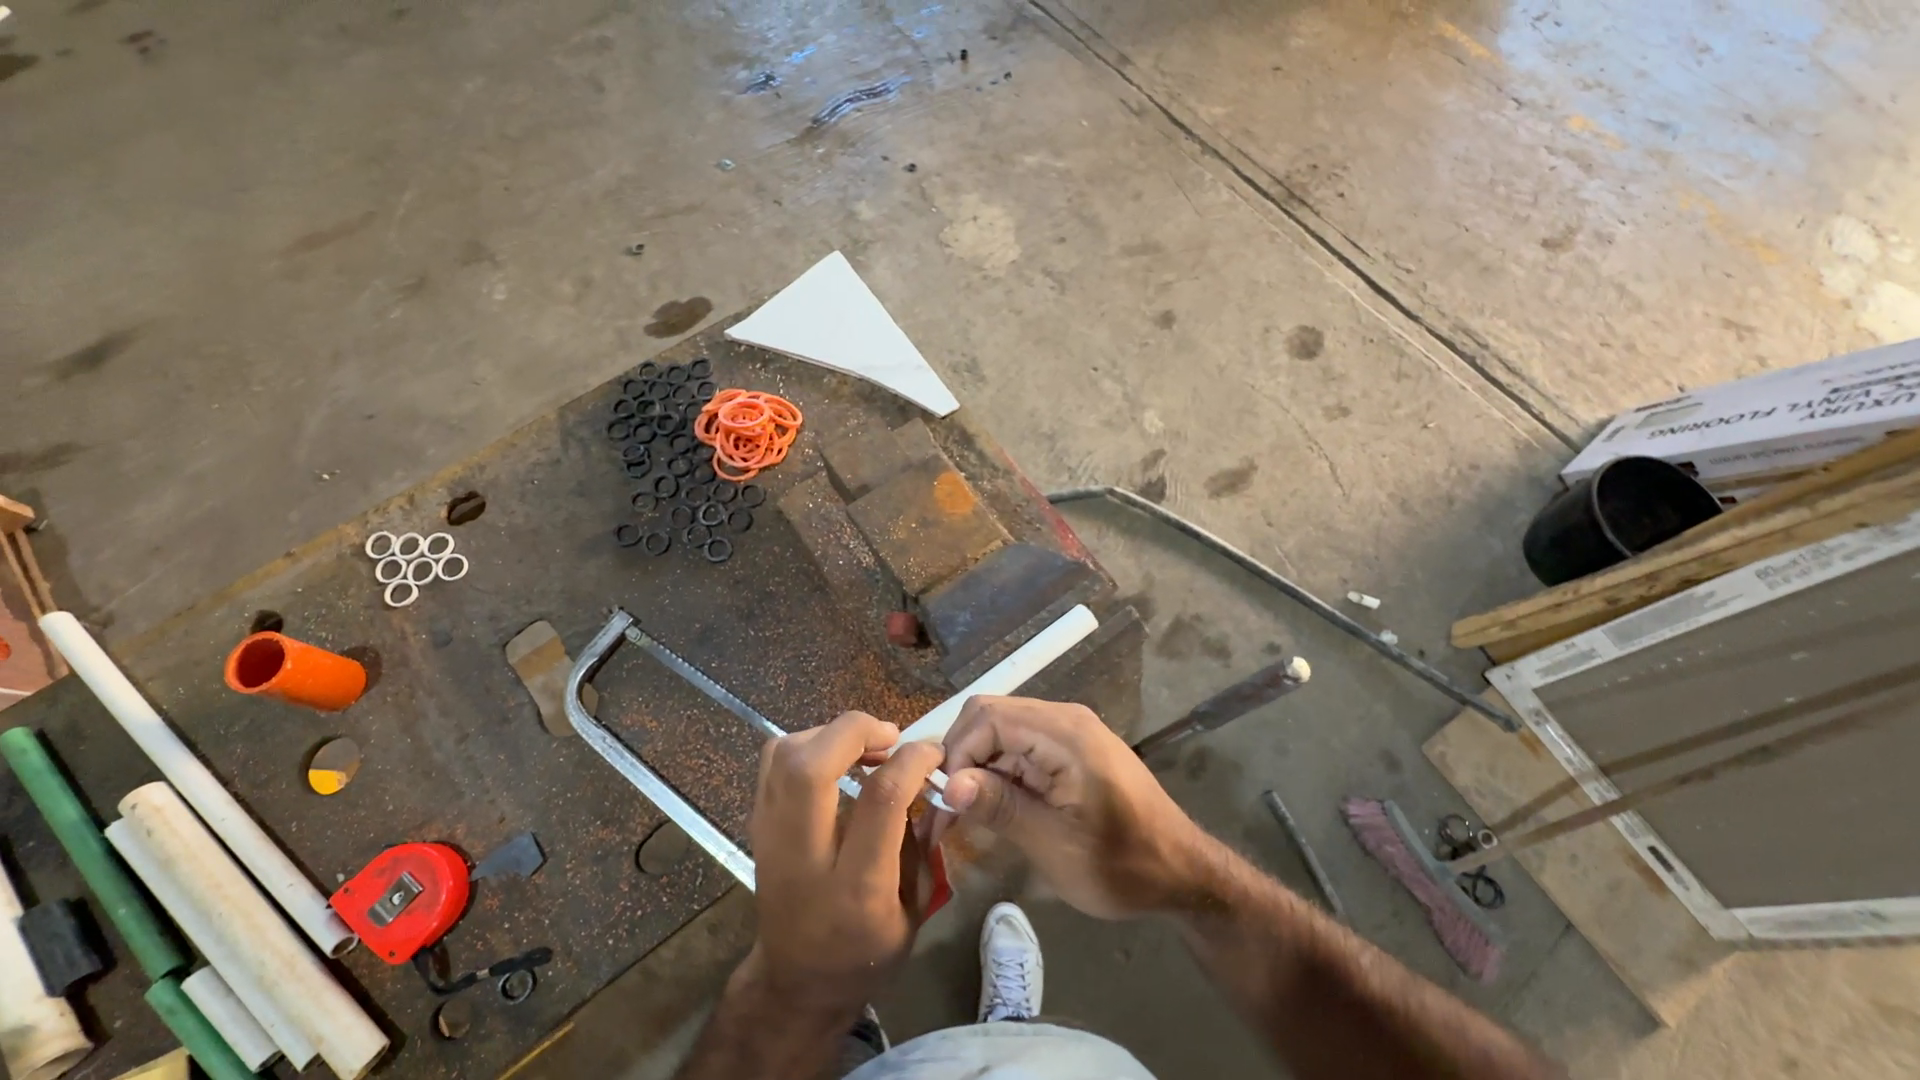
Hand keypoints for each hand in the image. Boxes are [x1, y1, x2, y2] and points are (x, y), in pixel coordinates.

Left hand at [747, 711, 945, 1010]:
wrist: (795, 981)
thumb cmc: (865, 952)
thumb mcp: (914, 911)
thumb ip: (922, 844)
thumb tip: (929, 781)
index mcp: (855, 887)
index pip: (878, 800)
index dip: (911, 761)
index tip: (932, 752)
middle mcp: (804, 856)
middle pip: (810, 767)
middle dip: (854, 732)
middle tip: (890, 735)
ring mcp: (770, 837)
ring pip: (785, 756)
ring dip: (830, 734)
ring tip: (866, 744)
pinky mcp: (757, 824)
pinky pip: (774, 763)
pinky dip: (809, 744)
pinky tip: (837, 756)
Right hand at [937, 696, 1211, 918]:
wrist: (1181, 874)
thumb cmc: (1122, 864)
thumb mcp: (1055, 844)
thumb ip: (1001, 808)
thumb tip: (948, 785)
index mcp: (1065, 734)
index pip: (987, 717)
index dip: (957, 754)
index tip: (946, 802)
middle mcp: (1065, 720)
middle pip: (990, 716)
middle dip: (961, 757)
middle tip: (947, 809)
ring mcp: (1070, 733)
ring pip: (1001, 732)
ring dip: (976, 768)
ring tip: (959, 816)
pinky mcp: (1071, 751)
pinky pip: (1020, 748)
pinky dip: (997, 773)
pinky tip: (989, 808)